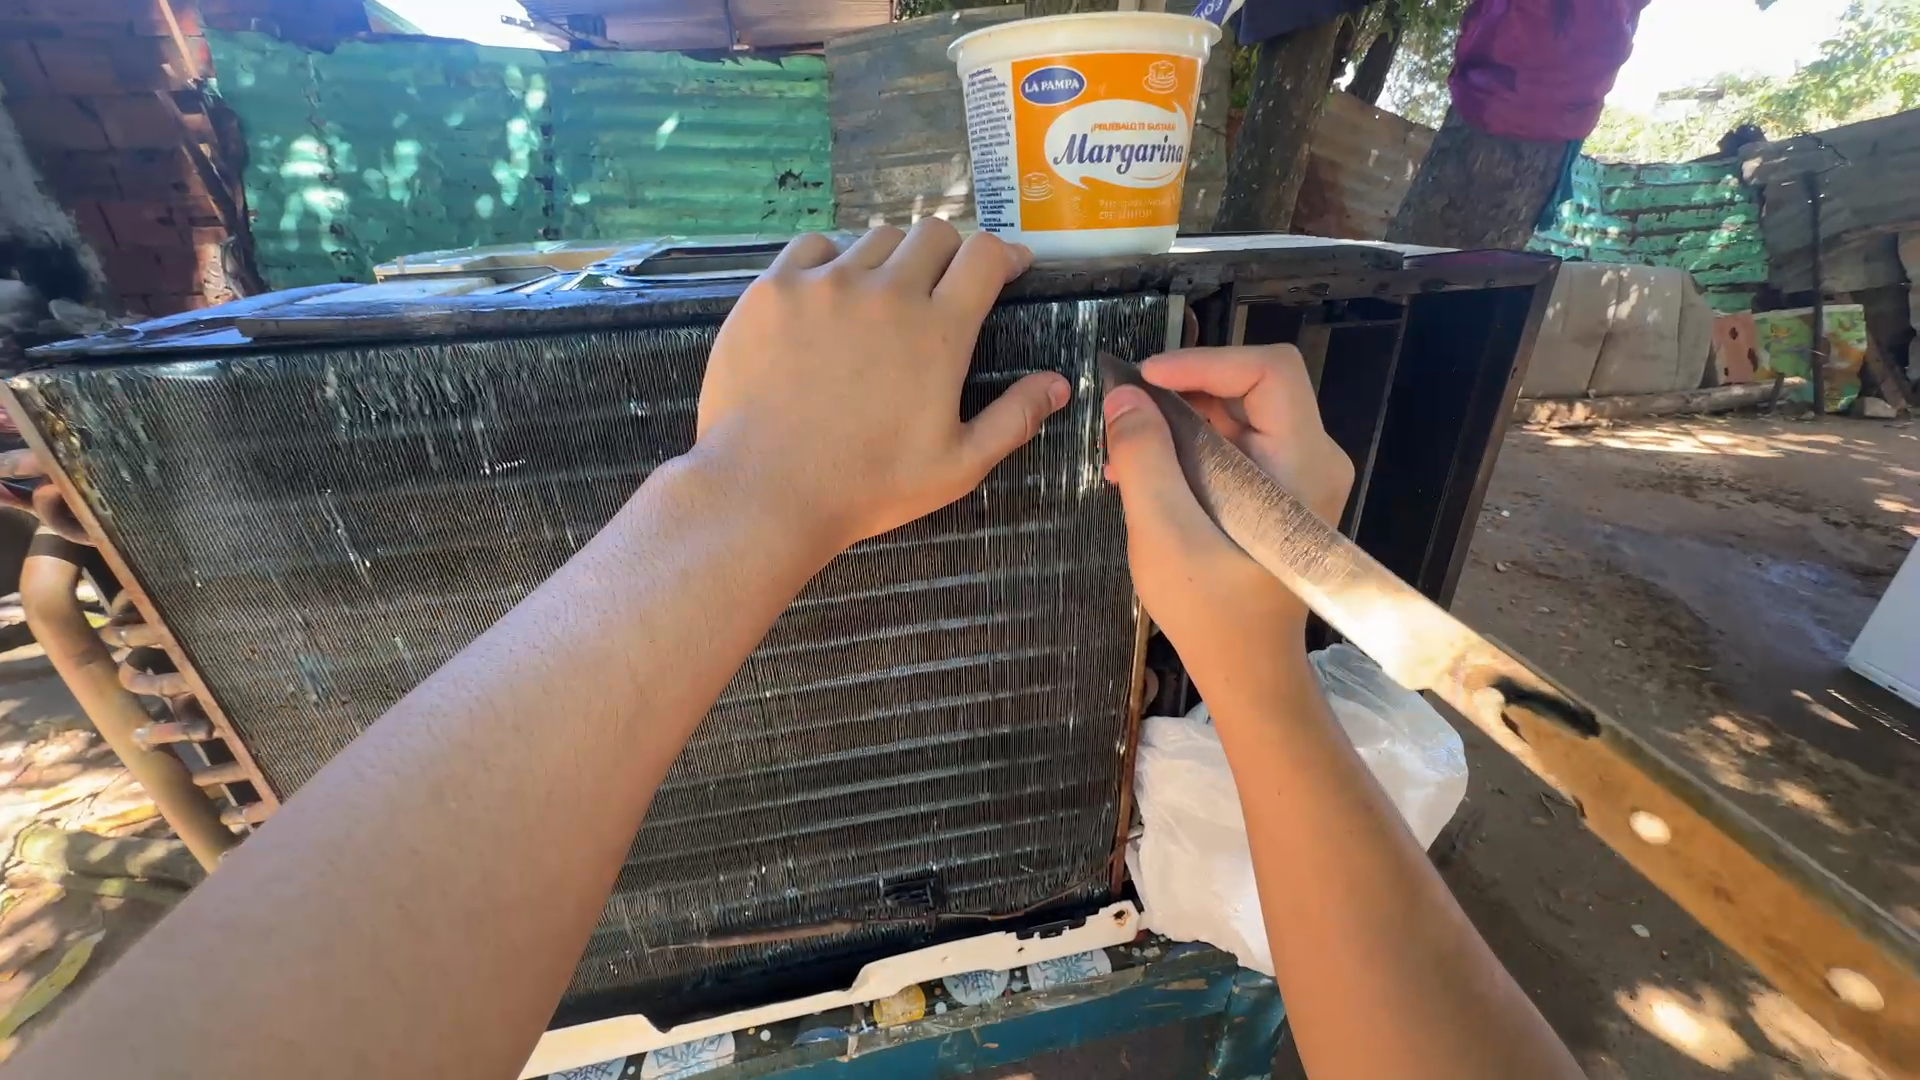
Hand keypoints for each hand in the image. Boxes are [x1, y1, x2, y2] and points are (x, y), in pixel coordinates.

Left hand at [694, 222, 1070, 551]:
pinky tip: (829, 294)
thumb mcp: (957, 466)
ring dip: (892, 258)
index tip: (1010, 265)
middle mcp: (885, 290)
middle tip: (943, 286)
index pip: (983, 256)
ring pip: (874, 237)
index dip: (1005, 253)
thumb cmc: (869, 485)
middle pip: (932, 233)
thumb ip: (1014, 419)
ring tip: (883, 295)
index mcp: (938, 331)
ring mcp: (824, 284)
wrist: (767, 490)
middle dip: (951, 252)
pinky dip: (833, 260)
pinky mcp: (773, 289)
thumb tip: (1060, 384)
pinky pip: (813, 248)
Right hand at [1101, 345, 1353, 683]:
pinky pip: (1226, 448)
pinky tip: (1138, 475)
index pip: (1268, 372)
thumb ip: (1144, 459)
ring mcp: (1292, 476)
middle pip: (1247, 390)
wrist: (1245, 667)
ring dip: (1172, 424)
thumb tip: (1123, 397)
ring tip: (1119, 451)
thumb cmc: (1211, 611)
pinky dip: (1181, 451)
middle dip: (1179, 394)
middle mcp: (1309, 459)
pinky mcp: (1271, 494)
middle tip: (1122, 414)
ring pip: (1231, 417)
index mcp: (1301, 464)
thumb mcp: (1165, 533)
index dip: (1203, 362)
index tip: (1143, 378)